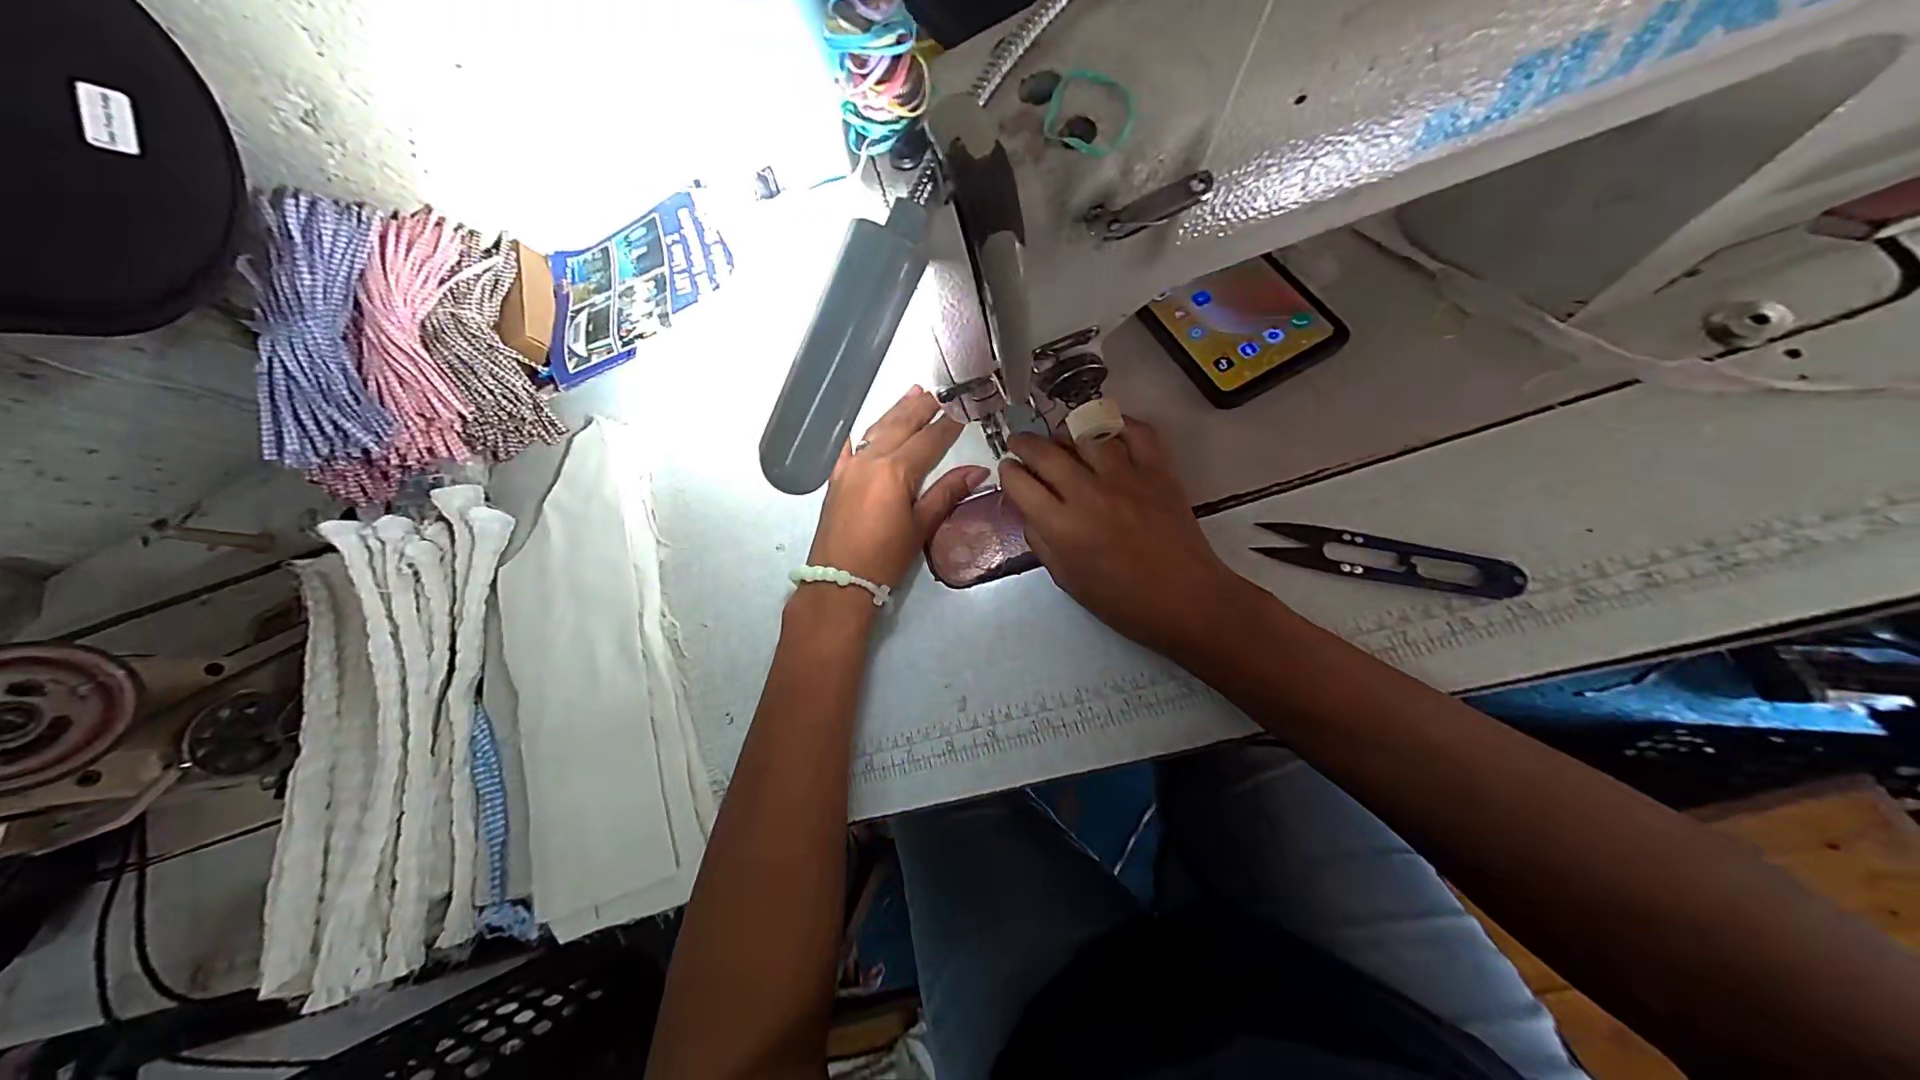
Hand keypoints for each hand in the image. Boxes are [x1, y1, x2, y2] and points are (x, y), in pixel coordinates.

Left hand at [807, 387, 988, 596]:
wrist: (838, 581)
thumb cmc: (885, 559)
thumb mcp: (920, 527)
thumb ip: (946, 494)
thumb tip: (977, 471)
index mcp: (896, 471)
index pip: (929, 441)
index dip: (948, 426)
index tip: (962, 411)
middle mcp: (871, 461)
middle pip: (901, 426)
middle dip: (921, 409)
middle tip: (938, 394)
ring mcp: (850, 467)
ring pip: (876, 430)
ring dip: (896, 411)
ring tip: (912, 394)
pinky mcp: (836, 478)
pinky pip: (850, 446)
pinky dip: (863, 432)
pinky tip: (869, 424)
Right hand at [999, 420, 1264, 659]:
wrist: (1185, 599)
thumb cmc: (1123, 601)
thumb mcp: (1067, 580)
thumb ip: (1042, 542)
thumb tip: (1031, 512)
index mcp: (1062, 527)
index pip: (1020, 483)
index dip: (1007, 472)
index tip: (1008, 470)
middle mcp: (1088, 494)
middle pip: (1046, 452)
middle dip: (1024, 444)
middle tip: (1020, 443)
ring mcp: (1125, 477)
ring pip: (1086, 434)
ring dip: (1067, 433)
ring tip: (1062, 438)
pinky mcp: (1158, 471)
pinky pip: (1136, 432)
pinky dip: (1118, 424)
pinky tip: (1107, 430)